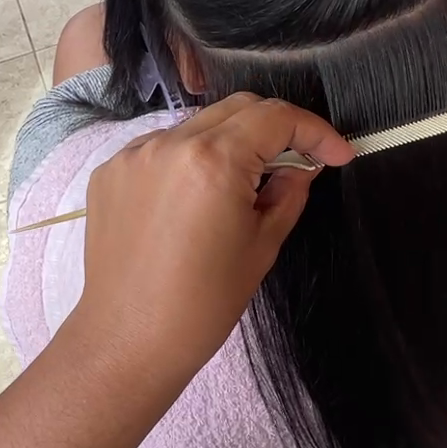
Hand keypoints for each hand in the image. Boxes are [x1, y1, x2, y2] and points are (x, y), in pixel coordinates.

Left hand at [68, 93, 353, 373]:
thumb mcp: (262, 246)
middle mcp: (169, 144)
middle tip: (296, 162)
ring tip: (242, 186)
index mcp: (213, 161)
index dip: (316, 131)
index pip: (275, 118)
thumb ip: (289, 192)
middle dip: (275, 128)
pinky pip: (162, 148)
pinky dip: (189, 159)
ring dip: (230, 142)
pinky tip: (194, 199)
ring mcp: (132, 155)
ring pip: (197, 124)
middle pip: (237, 108)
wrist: (129, 340)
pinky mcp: (109, 171)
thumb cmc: (204, 304)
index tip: (337, 155)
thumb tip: (303, 165)